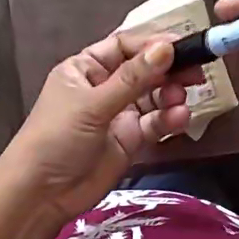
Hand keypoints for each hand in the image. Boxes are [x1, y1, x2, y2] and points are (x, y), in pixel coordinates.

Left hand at [0, 33, 193, 220]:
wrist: (42, 193)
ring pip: (153, 97)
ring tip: (181, 99)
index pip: (124, 46)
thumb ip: (132, 78)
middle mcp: (104, 88)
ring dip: (170, 96)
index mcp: (86, 69)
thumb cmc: (57, 138)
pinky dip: (168, 120)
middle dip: (169, 70)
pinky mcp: (129, 141)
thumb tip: (166, 48)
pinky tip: (180, 119)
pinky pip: (154, 124)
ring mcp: (118, 115)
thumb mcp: (92, 104)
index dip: (152, 45)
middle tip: (196, 73)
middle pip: (144, 71)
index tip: (182, 46)